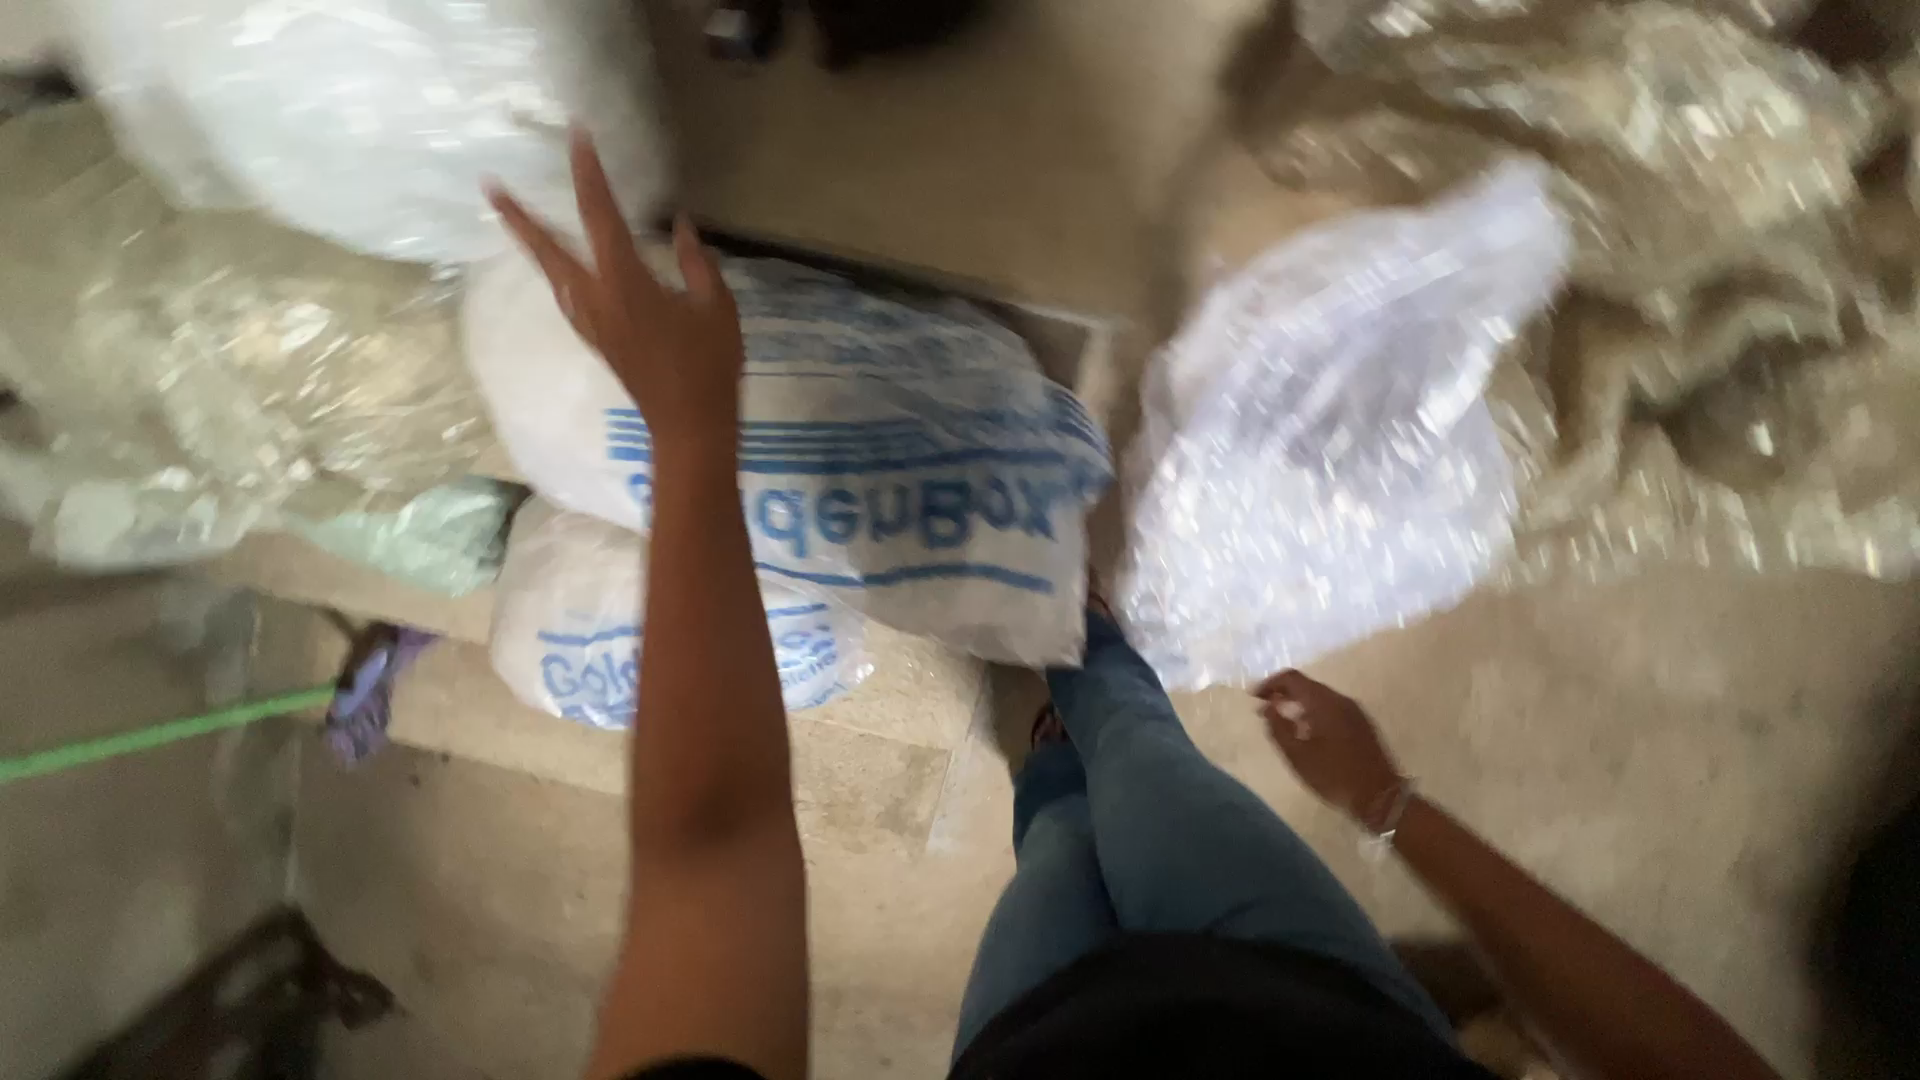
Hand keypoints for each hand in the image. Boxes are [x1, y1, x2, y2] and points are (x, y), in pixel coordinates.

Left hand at [485, 130, 743, 455]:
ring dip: (533, 247)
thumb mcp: (717, 309)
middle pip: (549, 251)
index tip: (578, 137)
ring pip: (552, 277)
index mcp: (625, 284)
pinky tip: (562, 273)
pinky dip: (557, 275)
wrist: (690, 426)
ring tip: (514, 222)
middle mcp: (596, 300)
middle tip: (490, 187)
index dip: (589, 175)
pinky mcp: (599, 343)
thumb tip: (682, 227)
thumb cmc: (709, 366)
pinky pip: (567, 298)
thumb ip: (697, 264)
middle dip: (519, 218)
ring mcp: (592, 325)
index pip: (601, 216)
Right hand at [1254, 670, 1405, 832]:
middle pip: (1306, 685)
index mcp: (1323, 703)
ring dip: (1299, 703)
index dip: (1269, 683)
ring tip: (1285, 722)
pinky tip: (1308, 731)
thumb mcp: (1296, 755)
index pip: (1291, 678)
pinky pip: (1332, 707)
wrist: (1380, 797)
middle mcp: (1340, 699)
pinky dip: (1314, 711)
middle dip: (1283, 693)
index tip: (1255, 697)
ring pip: (1320, 696)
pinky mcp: (1362, 723)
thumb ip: (1277, 727)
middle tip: (1266, 709)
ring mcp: (1355, 711)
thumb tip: (1267, 707)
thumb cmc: (1333, 776)